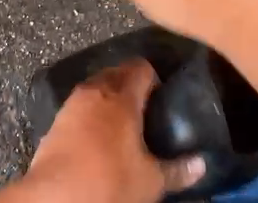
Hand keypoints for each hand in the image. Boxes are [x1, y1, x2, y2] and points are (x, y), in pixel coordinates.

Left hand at [3, 61, 203, 202]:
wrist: (56, 195)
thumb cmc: (109, 181)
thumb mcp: (150, 181)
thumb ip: (177, 170)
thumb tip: (201, 164)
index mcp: (122, 96)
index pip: (141, 68)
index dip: (155, 77)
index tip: (164, 96)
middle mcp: (96, 89)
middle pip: (118, 72)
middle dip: (132, 84)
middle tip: (147, 108)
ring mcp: (74, 101)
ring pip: (97, 85)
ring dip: (111, 95)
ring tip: (124, 121)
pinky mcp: (58, 117)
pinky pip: (81, 102)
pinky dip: (93, 109)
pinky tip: (99, 132)